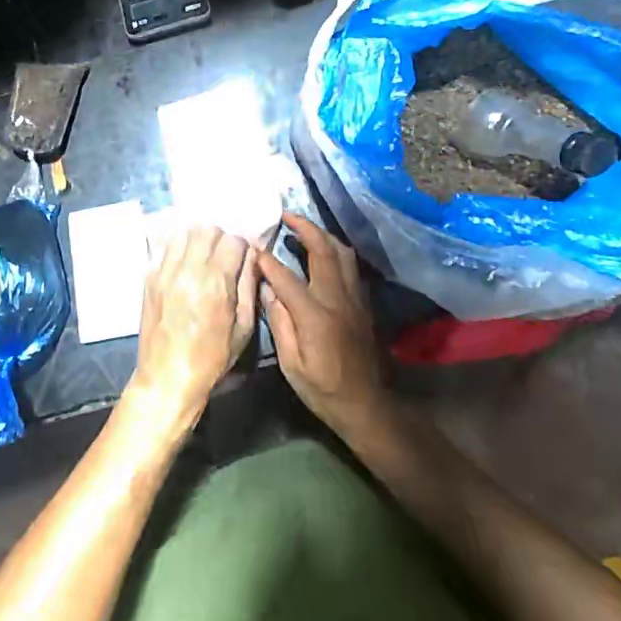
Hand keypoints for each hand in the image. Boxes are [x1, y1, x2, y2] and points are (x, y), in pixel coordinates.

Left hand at [129, 226, 259, 428]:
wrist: (168, 375)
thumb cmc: (212, 356)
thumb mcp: (244, 326)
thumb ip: (249, 285)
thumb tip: (252, 256)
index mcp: (216, 281)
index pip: (233, 240)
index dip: (242, 246)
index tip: (243, 257)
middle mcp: (189, 269)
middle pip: (207, 229)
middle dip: (220, 237)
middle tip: (223, 255)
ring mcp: (165, 270)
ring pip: (183, 232)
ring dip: (197, 238)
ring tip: (202, 255)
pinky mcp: (149, 277)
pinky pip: (163, 246)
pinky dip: (177, 246)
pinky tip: (183, 259)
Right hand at [254, 212, 389, 431]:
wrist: (368, 404)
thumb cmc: (323, 390)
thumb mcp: (291, 364)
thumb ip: (279, 323)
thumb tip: (267, 289)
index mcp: (315, 316)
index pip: (286, 277)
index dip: (267, 261)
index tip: (252, 246)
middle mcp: (337, 298)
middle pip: (323, 251)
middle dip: (304, 228)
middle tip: (286, 215)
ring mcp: (354, 298)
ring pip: (342, 253)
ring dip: (323, 235)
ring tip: (304, 228)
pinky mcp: (363, 303)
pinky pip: (350, 266)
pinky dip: (335, 251)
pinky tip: (323, 252)